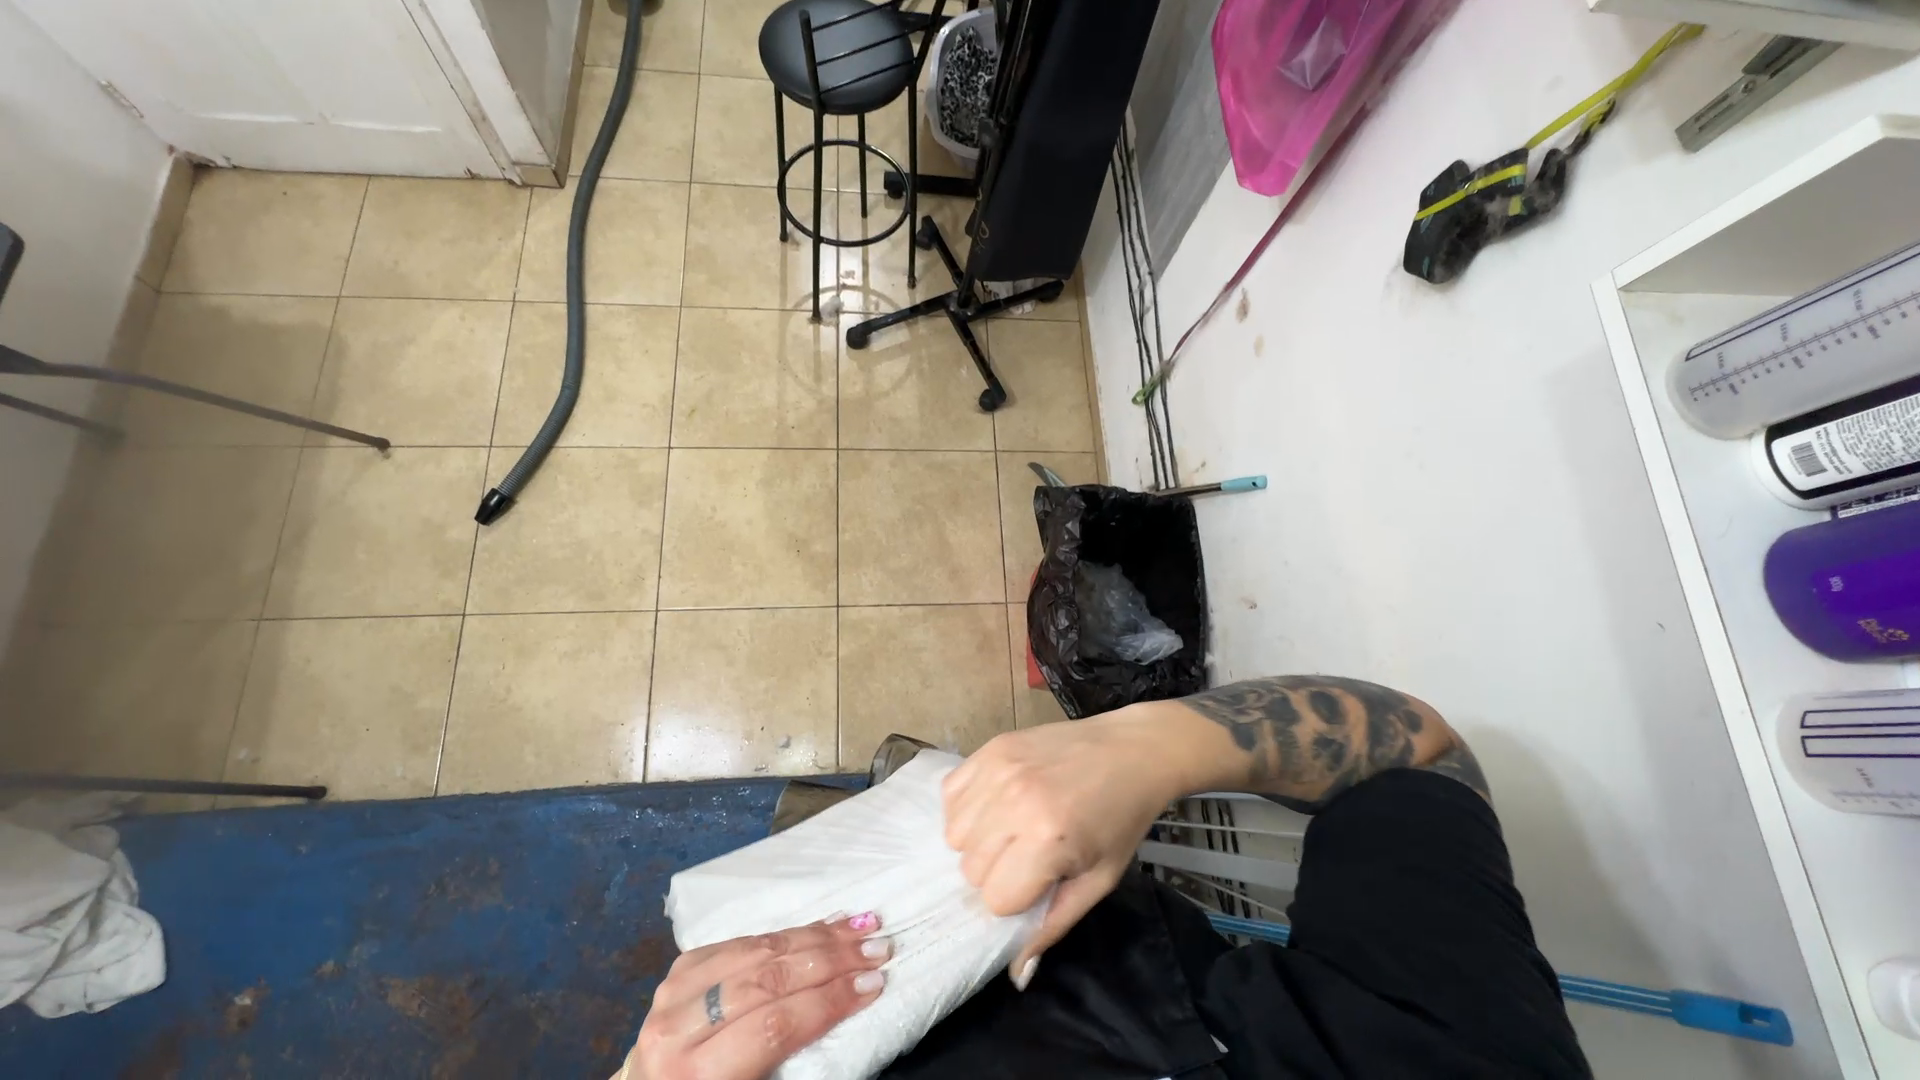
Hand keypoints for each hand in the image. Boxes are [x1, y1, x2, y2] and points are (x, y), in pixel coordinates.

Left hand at [616, 914, 889, 1079]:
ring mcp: (676, 989)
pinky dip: (791, 931)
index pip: (774, 1025)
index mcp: (698, 1074)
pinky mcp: (683, 965)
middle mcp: (680, 1027)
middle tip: (879, 948)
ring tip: (862, 927)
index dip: (828, 1002)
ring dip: (818, 936)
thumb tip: (846, 1005)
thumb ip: (791, 1060)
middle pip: (768, 980)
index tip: (875, 984)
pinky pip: (746, 940)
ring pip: (759, 950)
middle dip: (831, 961)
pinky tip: (825, 923)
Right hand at [942, 706, 1196, 982]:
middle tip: (1029, 853)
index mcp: (1047, 841)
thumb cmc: (1121, 819)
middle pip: (970, 868)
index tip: (1041, 879)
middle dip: (997, 871)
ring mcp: (998, 770)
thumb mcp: (1099, 880)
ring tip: (1012, 828)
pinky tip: (998, 804)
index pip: (995, 898)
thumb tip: (1016, 974)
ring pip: (954, 834)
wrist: (1132, 751)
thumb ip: (1053, 924)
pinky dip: (967, 806)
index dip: (1017, 897)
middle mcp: (1014, 803)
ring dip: (978, 840)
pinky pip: (951, 794)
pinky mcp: (990, 748)